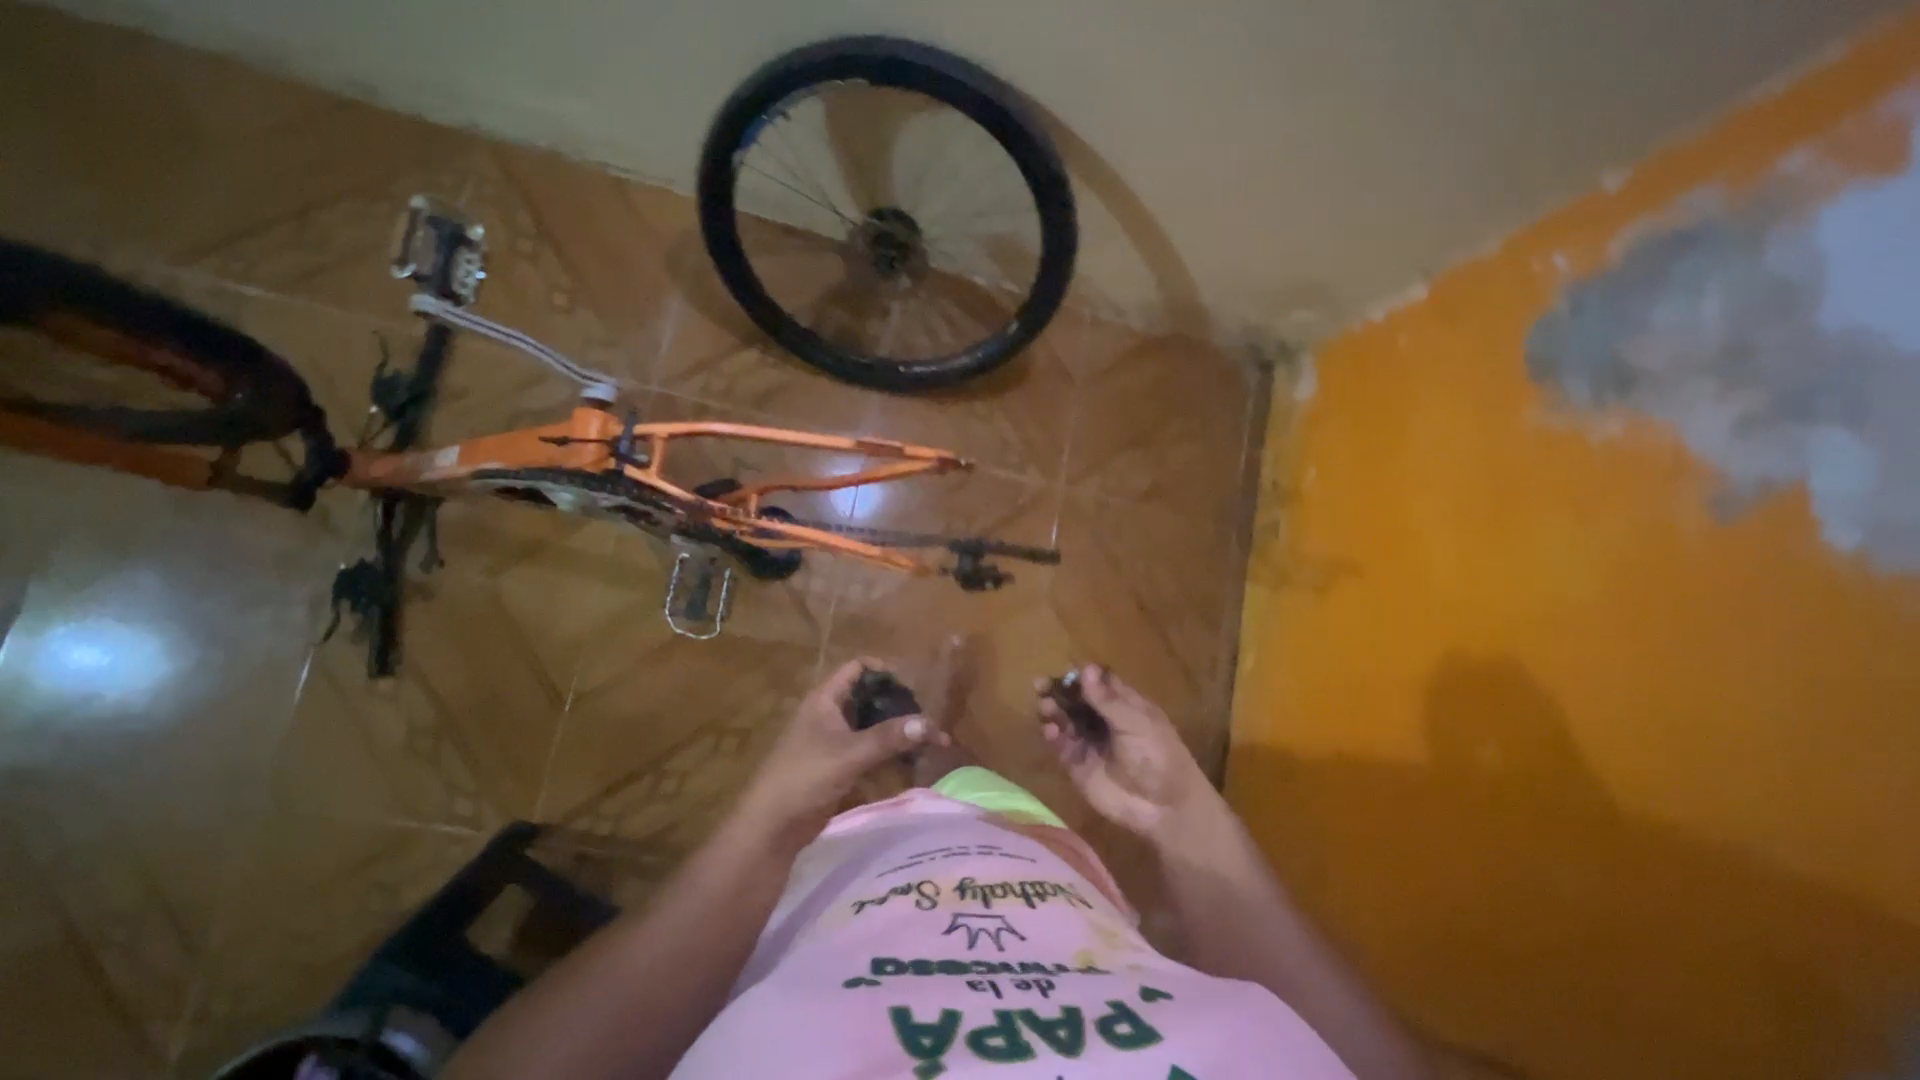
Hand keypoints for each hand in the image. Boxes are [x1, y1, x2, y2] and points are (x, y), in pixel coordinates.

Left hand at [740, 659, 942, 831]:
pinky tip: (909, 761)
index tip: (913, 685)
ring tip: (927, 740)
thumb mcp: (850, 754)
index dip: (885, 670)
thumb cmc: (805, 777)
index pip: (857, 667)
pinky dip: (886, 752)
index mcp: (824, 699)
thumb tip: (931, 723)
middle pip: (868, 696)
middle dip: (897, 704)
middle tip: (926, 717)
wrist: (772, 825)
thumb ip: (890, 737)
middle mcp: (828, 714)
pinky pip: (866, 750)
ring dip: (895, 730)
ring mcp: (831, 741)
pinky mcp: (836, 766)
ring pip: (869, 725)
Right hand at [1038, 665, 1222, 842]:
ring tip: (1045, 707)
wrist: (1163, 807)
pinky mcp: (1077, 764)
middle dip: (1058, 690)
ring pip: (1064, 719)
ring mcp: (1089, 741)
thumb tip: (1085, 669)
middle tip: (1040, 685)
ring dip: (1052, 710)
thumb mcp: (1137, 724)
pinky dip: (1053, 735)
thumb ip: (1108, 700)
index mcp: (1123, 704)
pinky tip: (1050, 730)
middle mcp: (1103, 719)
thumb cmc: (1158, 757)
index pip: (1097, 682)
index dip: (1081, 675)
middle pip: (1075, 698)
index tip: (1065, 672)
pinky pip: (1061, 745)